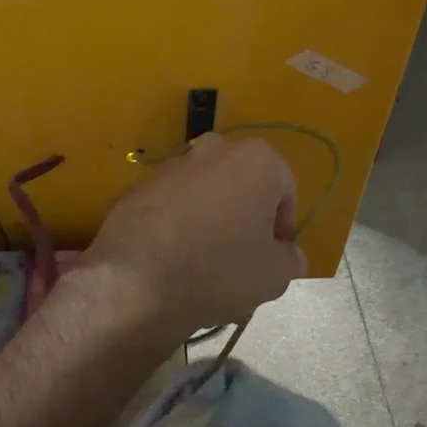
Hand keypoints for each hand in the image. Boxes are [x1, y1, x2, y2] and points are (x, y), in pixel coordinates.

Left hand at [83, 134, 306, 339]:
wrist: (136, 277)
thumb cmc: (219, 268)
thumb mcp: (274, 275)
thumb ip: (290, 259)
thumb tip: (288, 254)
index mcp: (256, 159)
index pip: (285, 190)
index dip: (283, 226)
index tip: (273, 257)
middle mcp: (216, 149)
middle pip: (244, 188)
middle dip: (247, 222)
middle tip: (243, 263)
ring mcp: (174, 164)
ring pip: (208, 196)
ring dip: (213, 224)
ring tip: (206, 269)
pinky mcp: (142, 185)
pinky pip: (175, 205)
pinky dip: (181, 227)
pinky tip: (175, 263)